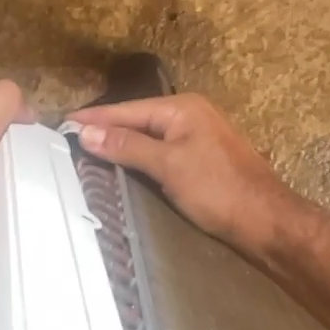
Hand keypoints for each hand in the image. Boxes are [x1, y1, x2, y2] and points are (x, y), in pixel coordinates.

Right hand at [68, 94, 291, 252]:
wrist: (268, 222)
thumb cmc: (219, 190)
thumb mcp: (168, 165)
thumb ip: (126, 146)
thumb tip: (86, 132)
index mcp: (182, 108)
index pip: (126, 110)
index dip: (93, 118)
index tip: (61, 123)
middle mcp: (190, 114)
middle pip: (136, 119)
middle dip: (104, 128)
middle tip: (67, 137)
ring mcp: (198, 135)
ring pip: (148, 135)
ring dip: (120, 142)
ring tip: (86, 149)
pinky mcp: (202, 157)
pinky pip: (160, 149)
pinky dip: (138, 154)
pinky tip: (122, 163)